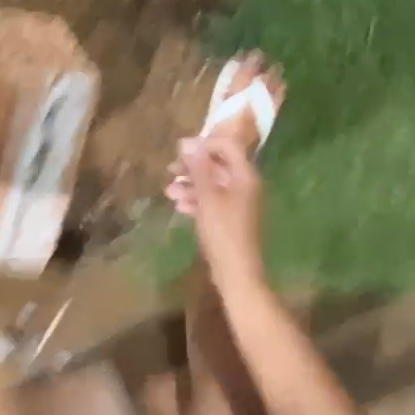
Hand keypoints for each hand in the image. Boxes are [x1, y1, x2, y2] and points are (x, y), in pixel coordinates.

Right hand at [166, 135, 264, 274]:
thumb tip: (187, 142)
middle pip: (219, 164)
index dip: (204, 144)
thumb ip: (198, 168)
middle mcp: (245, 185)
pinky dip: (197, 200)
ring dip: (191, 184)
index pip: (228, 146)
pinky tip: (179, 206)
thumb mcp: (207, 197)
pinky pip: (214, 201)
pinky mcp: (232, 218)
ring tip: (169, 191)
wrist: (237, 272)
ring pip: (214, 184)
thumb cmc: (223, 231)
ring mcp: (239, 203)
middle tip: (170, 169)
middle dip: (194, 165)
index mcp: (245, 175)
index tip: (180, 151)